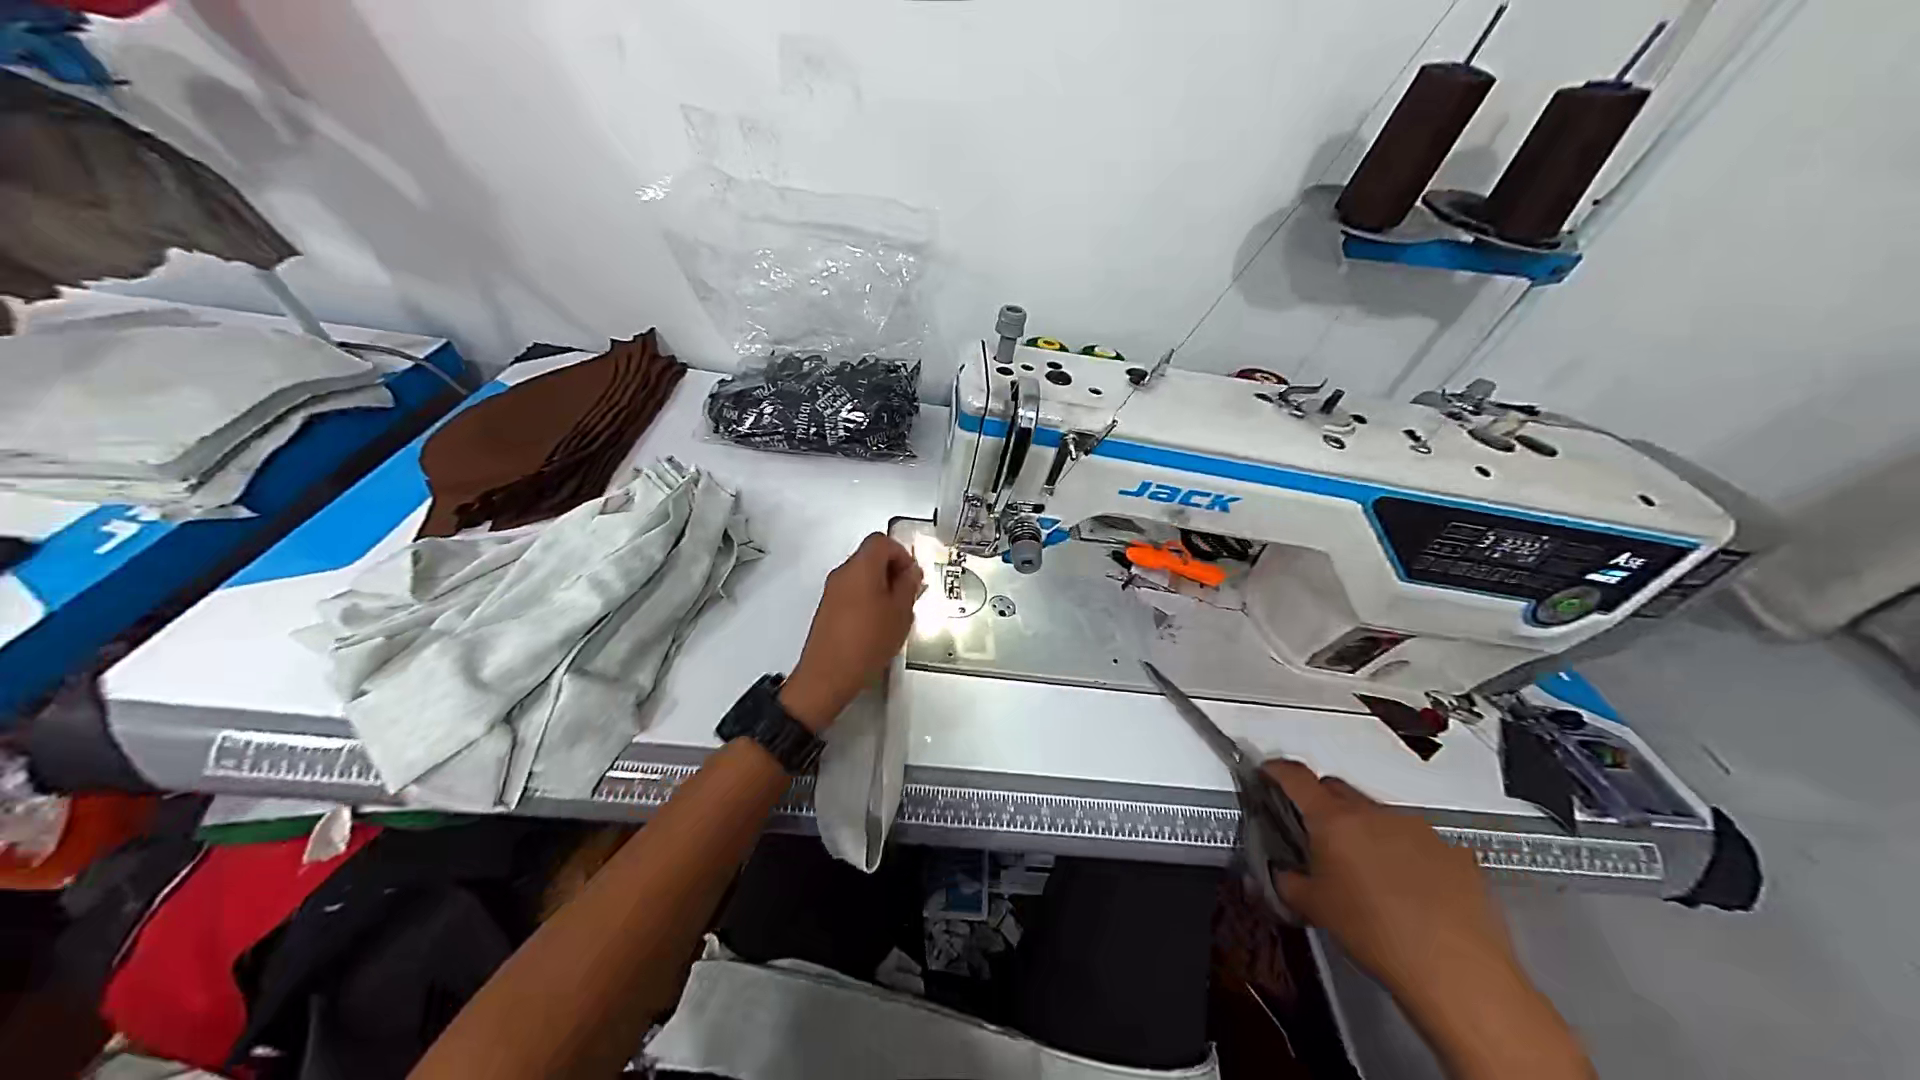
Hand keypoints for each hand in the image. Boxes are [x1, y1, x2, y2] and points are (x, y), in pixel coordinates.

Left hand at [779, 533, 922, 732]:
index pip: (882, 541)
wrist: (828, 675)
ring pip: (861, 575)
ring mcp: (832, 591)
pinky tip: (878, 625)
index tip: (912, 575)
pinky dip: (867, 599)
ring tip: (896, 613)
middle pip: (870, 556)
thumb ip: (908, 586)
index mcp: (861, 567)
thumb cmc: (867, 641)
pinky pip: (851, 592)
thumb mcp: (900, 613)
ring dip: (881, 586)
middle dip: (892, 570)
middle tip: (908, 593)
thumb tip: (910, 572)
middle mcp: (843, 573)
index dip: (901, 554)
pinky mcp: (827, 609)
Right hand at [1263, 760, 1593, 1078]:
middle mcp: (1375, 814)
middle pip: (1337, 790)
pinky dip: (1403, 853)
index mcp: (1334, 820)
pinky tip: (1406, 890)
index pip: (1296, 778)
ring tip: (1366, 873)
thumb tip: (1282, 874)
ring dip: (1365, 831)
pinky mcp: (1453, 852)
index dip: (1278, 771)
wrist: (1457, 972)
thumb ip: (1288, 880)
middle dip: (1321, 804)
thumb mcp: (1314, 908)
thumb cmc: (1378, 936)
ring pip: (1378, 815)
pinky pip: (1416, 840)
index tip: (1271, 772)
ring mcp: (1418, 830)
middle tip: (1315, 835)